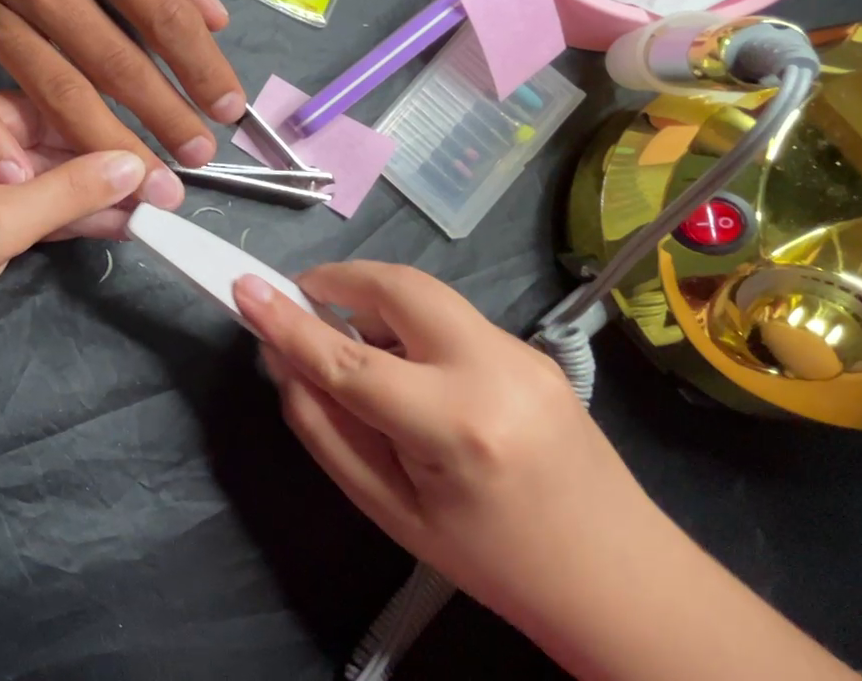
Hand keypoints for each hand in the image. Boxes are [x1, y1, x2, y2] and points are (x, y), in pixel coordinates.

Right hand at [0, 0, 244, 209]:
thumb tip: (212, 20)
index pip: (156, 11)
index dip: (199, 65)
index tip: (227, 108)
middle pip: (109, 63)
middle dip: (161, 118)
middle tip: (195, 163)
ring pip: (51, 89)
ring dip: (102, 145)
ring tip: (142, 186)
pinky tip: (17, 177)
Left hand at [0, 95, 145, 345]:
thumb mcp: (1, 218)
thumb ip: (70, 190)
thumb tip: (138, 165)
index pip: (46, 107)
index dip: (103, 131)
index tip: (156, 150)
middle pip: (50, 145)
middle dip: (103, 172)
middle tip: (165, 189)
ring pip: (45, 180)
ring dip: (91, 199)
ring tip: (153, 211)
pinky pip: (32, 206)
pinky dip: (67, 219)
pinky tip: (117, 225)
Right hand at [232, 264, 662, 626]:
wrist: (620, 581)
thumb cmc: (488, 560)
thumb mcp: (387, 507)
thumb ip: (324, 427)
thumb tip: (283, 360)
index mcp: (454, 426)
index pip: (347, 358)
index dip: (286, 322)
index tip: (242, 288)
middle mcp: (494, 370)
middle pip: (398, 287)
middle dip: (337, 280)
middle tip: (298, 300)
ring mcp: (522, 353)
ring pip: (424, 295)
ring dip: (371, 302)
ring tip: (350, 344)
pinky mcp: (532, 350)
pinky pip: (448, 316)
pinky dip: (405, 323)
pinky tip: (402, 367)